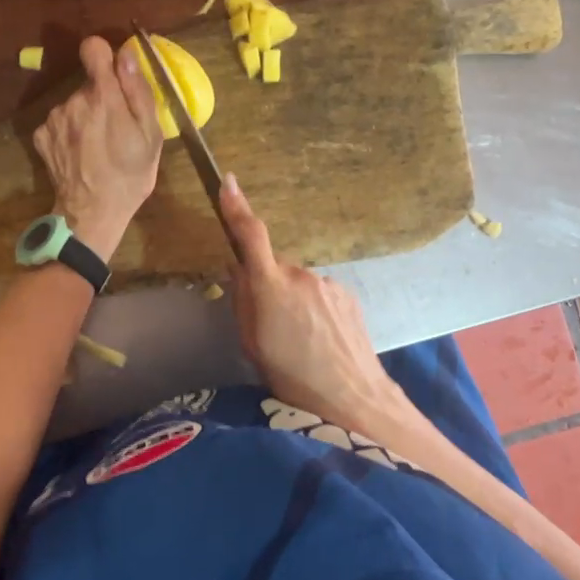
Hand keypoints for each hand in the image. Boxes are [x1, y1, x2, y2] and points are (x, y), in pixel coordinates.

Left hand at [32, 36, 162, 260]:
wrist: (91, 214)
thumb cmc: (130, 176)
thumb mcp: (150, 135)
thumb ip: (138, 90)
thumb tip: (127, 53)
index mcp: (103, 95)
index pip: (93, 48)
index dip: (105, 56)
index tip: (114, 73)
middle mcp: (73, 100)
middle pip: (88, 84)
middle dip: (102, 99)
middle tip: (116, 129)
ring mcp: (53, 118)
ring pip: (73, 104)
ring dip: (85, 117)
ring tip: (98, 146)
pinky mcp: (41, 136)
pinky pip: (59, 123)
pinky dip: (69, 133)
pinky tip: (80, 155)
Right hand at [220, 175, 403, 427]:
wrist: (351, 397)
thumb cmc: (290, 376)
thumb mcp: (251, 343)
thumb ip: (242, 301)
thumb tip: (239, 271)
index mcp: (271, 287)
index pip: (250, 237)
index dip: (237, 209)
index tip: (227, 182)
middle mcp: (301, 276)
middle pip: (275, 270)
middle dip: (269, 287)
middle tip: (271, 327)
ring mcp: (328, 284)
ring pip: (300, 284)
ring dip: (295, 301)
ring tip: (302, 341)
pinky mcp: (348, 295)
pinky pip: (320, 294)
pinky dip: (315, 310)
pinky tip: (322, 340)